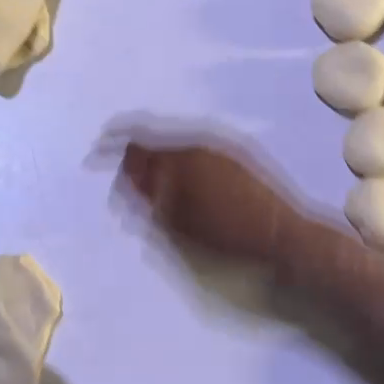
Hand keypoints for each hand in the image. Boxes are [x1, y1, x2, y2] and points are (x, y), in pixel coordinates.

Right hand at [103, 123, 305, 265]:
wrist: (289, 243)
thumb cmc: (231, 242)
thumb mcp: (178, 226)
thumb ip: (147, 199)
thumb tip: (124, 179)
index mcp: (184, 155)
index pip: (136, 140)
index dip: (111, 146)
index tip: (94, 157)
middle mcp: (203, 144)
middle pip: (156, 141)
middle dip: (134, 158)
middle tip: (121, 182)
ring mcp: (225, 151)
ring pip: (177, 148)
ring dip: (159, 163)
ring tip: (149, 190)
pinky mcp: (241, 161)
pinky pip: (199, 154)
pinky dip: (181, 167)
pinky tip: (180, 187)